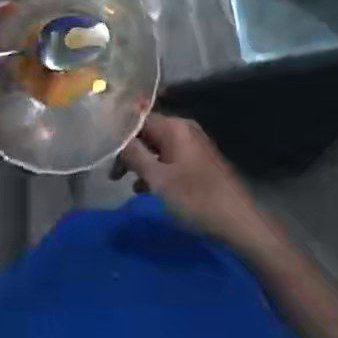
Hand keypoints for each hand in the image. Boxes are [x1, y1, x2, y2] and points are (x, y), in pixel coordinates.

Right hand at [115, 113, 271, 250]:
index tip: (103, 152)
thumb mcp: (159, 179)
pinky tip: (144, 189)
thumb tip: (117, 136)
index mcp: (176, 127)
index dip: (121, 134)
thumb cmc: (194, 197)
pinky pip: (169, 159)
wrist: (234, 217)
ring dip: (141, 162)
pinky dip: (155, 170)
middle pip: (149, 132)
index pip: (141, 119)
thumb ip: (136, 156)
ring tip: (124, 183)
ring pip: (158, 147)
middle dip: (129, 151)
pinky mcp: (197, 162)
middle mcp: (185, 130)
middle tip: (112, 175)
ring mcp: (193, 145)